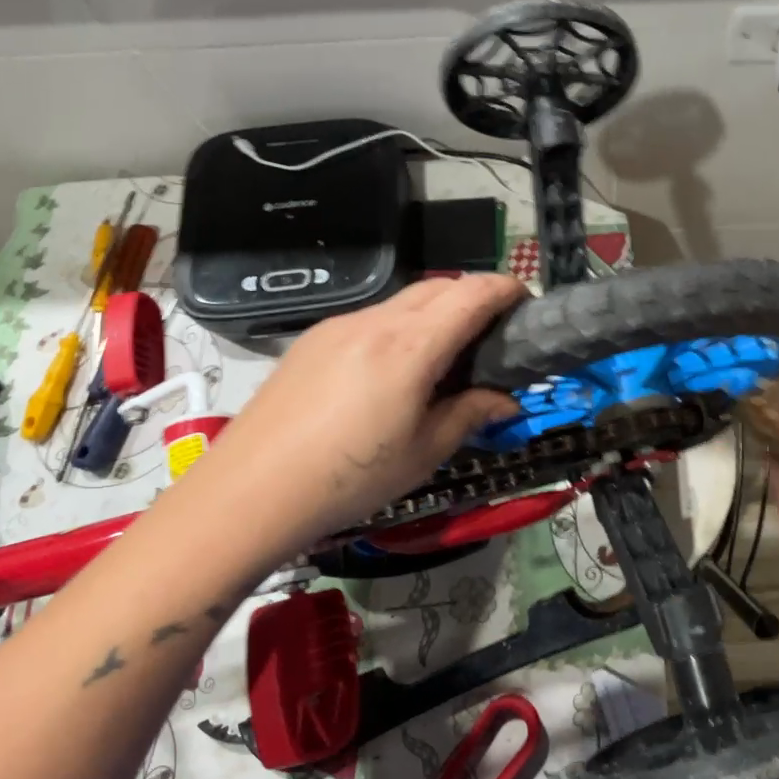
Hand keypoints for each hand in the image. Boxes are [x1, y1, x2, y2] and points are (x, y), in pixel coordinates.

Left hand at [177, 274, 526, 564]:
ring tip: (448, 355)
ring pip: (405, 300)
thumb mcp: (423, 452)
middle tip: (496, 333)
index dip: (508, 289)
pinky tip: (396, 369)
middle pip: (441, 286)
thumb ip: (470, 414)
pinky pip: (373, 317)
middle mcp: (376, 321)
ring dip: (438, 311)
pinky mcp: (314, 339)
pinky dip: (402, 326)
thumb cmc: (349, 478)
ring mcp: (340, 326)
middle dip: (476, 296)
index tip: (529, 304)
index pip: (473, 293)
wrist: (249, 492)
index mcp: (410, 346)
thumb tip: (507, 401)